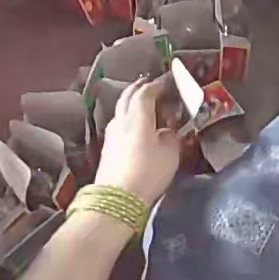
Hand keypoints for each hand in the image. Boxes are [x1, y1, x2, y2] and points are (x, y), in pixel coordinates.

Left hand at [94, 75, 181, 204]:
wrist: (118, 198)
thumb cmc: (148, 172)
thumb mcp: (170, 153)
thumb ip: (171, 136)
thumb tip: (167, 130)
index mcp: (137, 117)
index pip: (145, 92)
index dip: (157, 84)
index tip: (168, 81)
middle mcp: (121, 120)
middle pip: (128, 95)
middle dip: (141, 88)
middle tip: (153, 85)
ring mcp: (111, 134)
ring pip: (121, 109)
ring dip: (132, 102)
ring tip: (144, 103)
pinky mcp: (107, 148)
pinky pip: (119, 123)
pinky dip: (128, 117)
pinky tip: (134, 125)